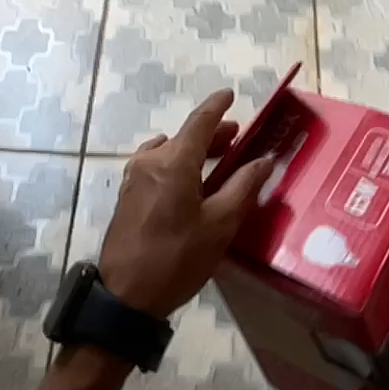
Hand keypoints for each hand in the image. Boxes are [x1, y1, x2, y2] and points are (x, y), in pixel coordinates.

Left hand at [98, 89, 274, 317]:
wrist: (124, 296)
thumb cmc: (176, 258)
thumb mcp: (220, 225)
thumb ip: (243, 187)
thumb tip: (263, 160)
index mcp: (174, 161)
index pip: (200, 121)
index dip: (217, 106)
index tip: (230, 93)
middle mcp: (150, 160)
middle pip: (185, 137)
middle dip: (212, 134)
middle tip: (236, 138)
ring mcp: (135, 177)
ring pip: (168, 151)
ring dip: (192, 151)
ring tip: (215, 161)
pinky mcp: (128, 195)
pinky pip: (156, 166)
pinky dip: (176, 164)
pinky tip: (187, 182)